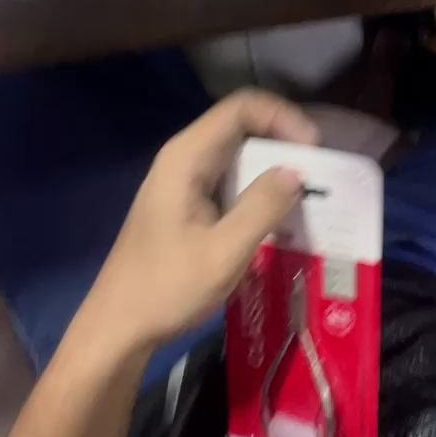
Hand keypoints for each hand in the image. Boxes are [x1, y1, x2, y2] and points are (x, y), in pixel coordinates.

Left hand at [84, 90, 320, 350]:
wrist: (117, 329)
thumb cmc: (165, 289)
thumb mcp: (223, 253)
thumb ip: (261, 208)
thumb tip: (296, 172)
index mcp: (187, 158)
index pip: (242, 108)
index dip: (283, 117)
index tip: (314, 149)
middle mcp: (184, 158)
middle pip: (242, 125)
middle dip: (284, 141)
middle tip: (318, 172)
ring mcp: (184, 180)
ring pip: (239, 152)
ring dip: (274, 166)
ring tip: (306, 192)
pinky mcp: (189, 201)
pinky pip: (232, 178)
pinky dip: (259, 187)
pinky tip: (279, 214)